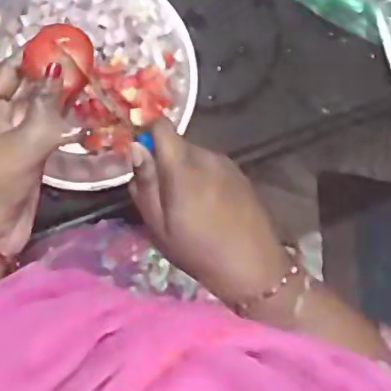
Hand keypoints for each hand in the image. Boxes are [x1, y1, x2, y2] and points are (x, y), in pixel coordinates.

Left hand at [0, 56, 73, 255]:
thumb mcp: (24, 140)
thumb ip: (45, 104)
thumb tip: (58, 67)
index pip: (11, 68)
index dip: (34, 54)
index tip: (64, 41)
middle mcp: (1, 115)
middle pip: (28, 85)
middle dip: (53, 72)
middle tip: (87, 58)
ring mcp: (16, 134)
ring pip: (41, 106)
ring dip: (62, 95)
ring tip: (92, 78)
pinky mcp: (30, 152)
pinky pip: (49, 127)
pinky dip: (65, 118)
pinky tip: (89, 109)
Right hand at [128, 117, 291, 307]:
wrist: (254, 265)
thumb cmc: (198, 250)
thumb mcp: (159, 226)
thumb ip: (145, 184)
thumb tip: (136, 148)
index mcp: (182, 165)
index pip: (161, 125)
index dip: (148, 135)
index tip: (143, 158)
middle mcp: (205, 154)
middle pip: (178, 144)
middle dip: (167, 161)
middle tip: (165, 195)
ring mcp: (226, 162)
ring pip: (195, 155)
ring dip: (187, 170)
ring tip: (190, 205)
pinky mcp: (240, 172)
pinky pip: (212, 165)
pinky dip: (205, 176)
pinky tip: (210, 205)